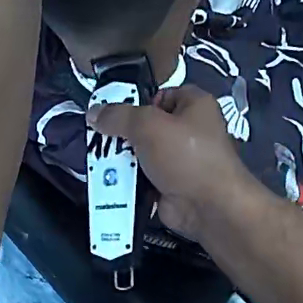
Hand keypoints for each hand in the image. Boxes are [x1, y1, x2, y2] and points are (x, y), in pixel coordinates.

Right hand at [89, 86, 266, 241]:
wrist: (208, 207)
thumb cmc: (184, 155)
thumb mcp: (148, 125)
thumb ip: (119, 116)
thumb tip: (94, 113)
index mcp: (195, 106)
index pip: (162, 95)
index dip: (139, 101)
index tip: (115, 114)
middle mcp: (191, 131)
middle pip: (148, 127)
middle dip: (124, 134)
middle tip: (99, 141)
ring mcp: (181, 162)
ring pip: (142, 155)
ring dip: (122, 160)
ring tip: (98, 163)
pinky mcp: (171, 187)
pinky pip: (143, 179)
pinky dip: (128, 182)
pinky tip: (108, 182)